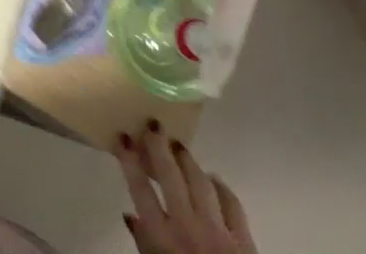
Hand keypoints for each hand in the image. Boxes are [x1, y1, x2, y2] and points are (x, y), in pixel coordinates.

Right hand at [115, 121, 256, 253]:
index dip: (129, 160)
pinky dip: (222, 187)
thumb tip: (128, 214)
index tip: (122, 137)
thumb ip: (141, 241)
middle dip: (159, 148)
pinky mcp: (243, 239)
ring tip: (179, 144)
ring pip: (201, 184)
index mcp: (160, 235)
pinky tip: (213, 177)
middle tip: (153, 124)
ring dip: (189, 161)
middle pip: (170, 177)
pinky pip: (232, 204)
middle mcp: (186, 225)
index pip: (140, 188)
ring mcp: (217, 230)